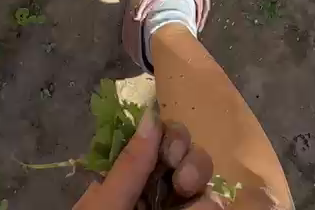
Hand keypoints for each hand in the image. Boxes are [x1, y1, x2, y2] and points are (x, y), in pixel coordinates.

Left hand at [74, 107, 226, 208]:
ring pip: (204, 189)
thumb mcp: (106, 207)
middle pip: (188, 158)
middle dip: (193, 162)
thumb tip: (152, 114)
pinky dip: (209, 209)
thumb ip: (130, 165)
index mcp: (126, 179)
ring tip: (194, 209)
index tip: (171, 151)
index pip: (159, 139)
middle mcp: (153, 194)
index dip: (172, 137)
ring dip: (203, 194)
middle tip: (183, 182)